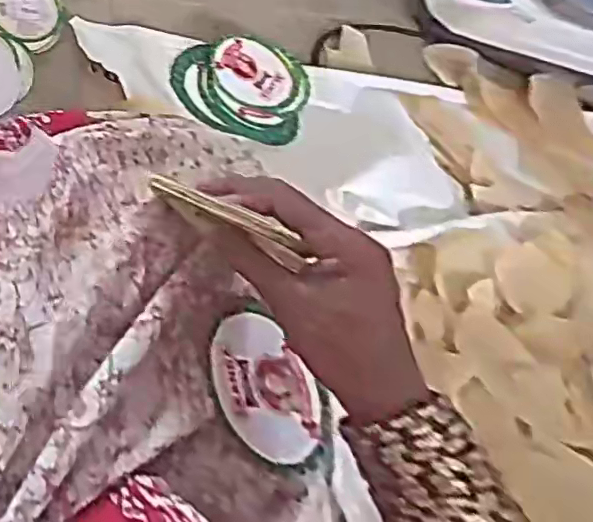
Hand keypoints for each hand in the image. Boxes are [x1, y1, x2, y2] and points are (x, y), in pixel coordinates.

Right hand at [200, 177, 427, 424]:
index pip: (285, 199)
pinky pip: (304, 239)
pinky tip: (250, 238)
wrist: (387, 402)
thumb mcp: (288, 303)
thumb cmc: (340, 354)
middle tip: (207, 200)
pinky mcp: (348, 266)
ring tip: (221, 214)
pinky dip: (274, 235)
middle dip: (246, 198)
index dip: (241, 191)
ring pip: (296, 220)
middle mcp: (353, 237)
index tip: (205, 193)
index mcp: (345, 241)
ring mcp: (354, 251)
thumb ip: (248, 257)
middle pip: (291, 204)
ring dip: (258, 215)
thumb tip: (209, 225)